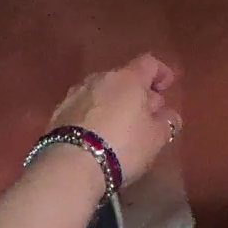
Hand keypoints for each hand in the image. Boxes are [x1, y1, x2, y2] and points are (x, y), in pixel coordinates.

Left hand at [47, 53, 180, 182]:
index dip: (161, 72)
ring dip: (115, 103)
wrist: (71, 164)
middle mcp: (100, 78)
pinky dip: (95, 115)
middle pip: (124, 78)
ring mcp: (76, 93)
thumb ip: (167, 122)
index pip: (149, 63)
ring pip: (102, 91)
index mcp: (127, 78)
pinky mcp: (59, 111)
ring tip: (122, 126)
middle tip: (148, 114)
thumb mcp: (156, 138)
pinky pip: (85, 107)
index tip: (168, 86)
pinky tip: (98, 134)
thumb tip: (168, 114)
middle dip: (138, 92)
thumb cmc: (123, 146)